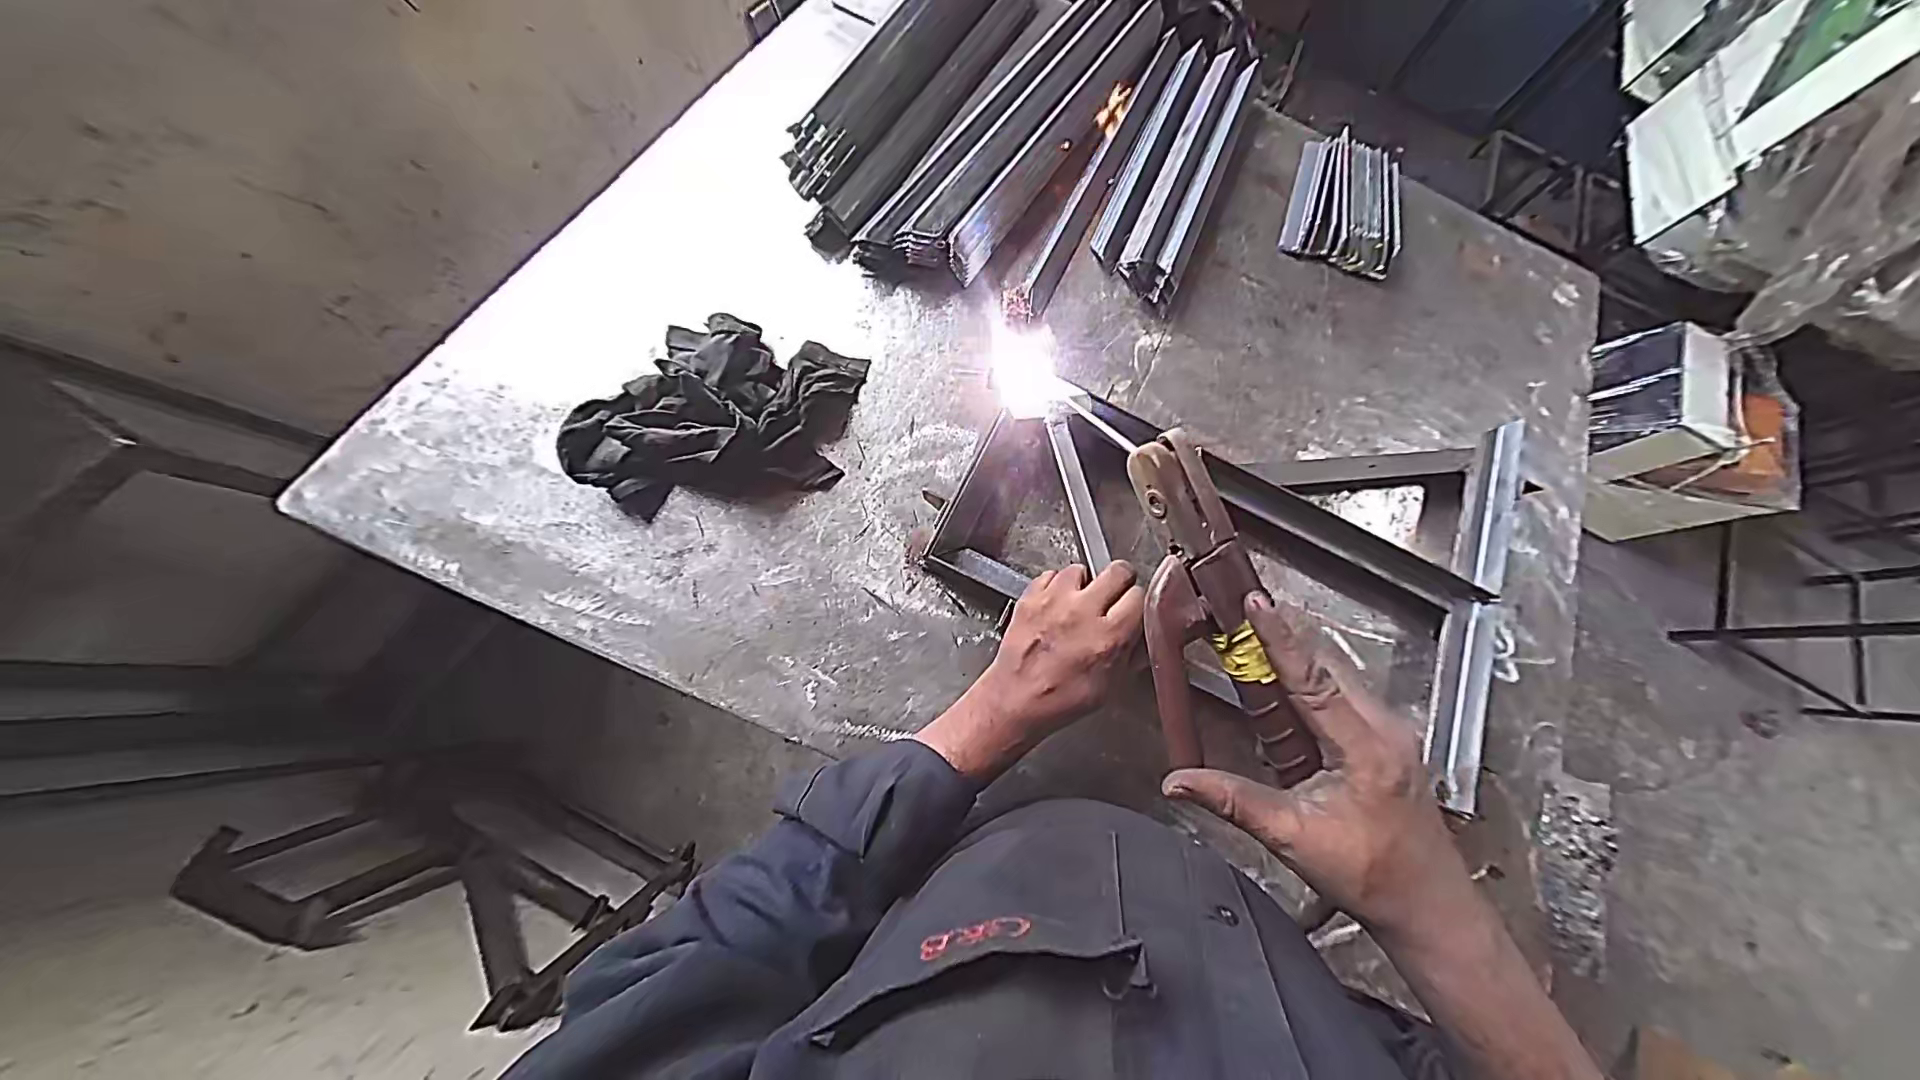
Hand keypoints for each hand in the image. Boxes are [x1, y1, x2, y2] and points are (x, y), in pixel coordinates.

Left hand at [916, 562, 1144, 780]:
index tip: (1132, 609)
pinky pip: (1050, 575)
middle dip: (1120, 582)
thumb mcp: (1111, 685)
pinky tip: (1056, 603)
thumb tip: (1142, 636)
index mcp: (1109, 636)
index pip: (1139, 596)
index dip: (1137, 602)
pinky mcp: (1030, 598)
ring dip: (1084, 583)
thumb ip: (1131, 654)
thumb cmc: (1060, 698)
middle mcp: (1082, 612)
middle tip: (1113, 595)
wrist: (1016, 700)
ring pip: (1081, 569)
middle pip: (1117, 571)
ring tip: (1080, 601)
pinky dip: (1055, 586)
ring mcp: (1053, 601)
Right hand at [1161, 591, 1471, 939]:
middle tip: (1237, 616)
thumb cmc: (1374, 877)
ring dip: (1291, 654)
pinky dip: (1305, 675)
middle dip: (1280, 636)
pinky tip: (1279, 679)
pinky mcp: (1383, 737)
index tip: (1255, 604)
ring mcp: (1389, 730)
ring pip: (1334, 673)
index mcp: (1367, 750)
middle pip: (1324, 664)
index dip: (1279, 638)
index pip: (1313, 679)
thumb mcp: (1293, 838)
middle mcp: (1385, 729)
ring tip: (1249, 639)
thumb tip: (1178, 782)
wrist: (1432, 906)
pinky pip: (1340, 691)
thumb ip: (1233, 801)